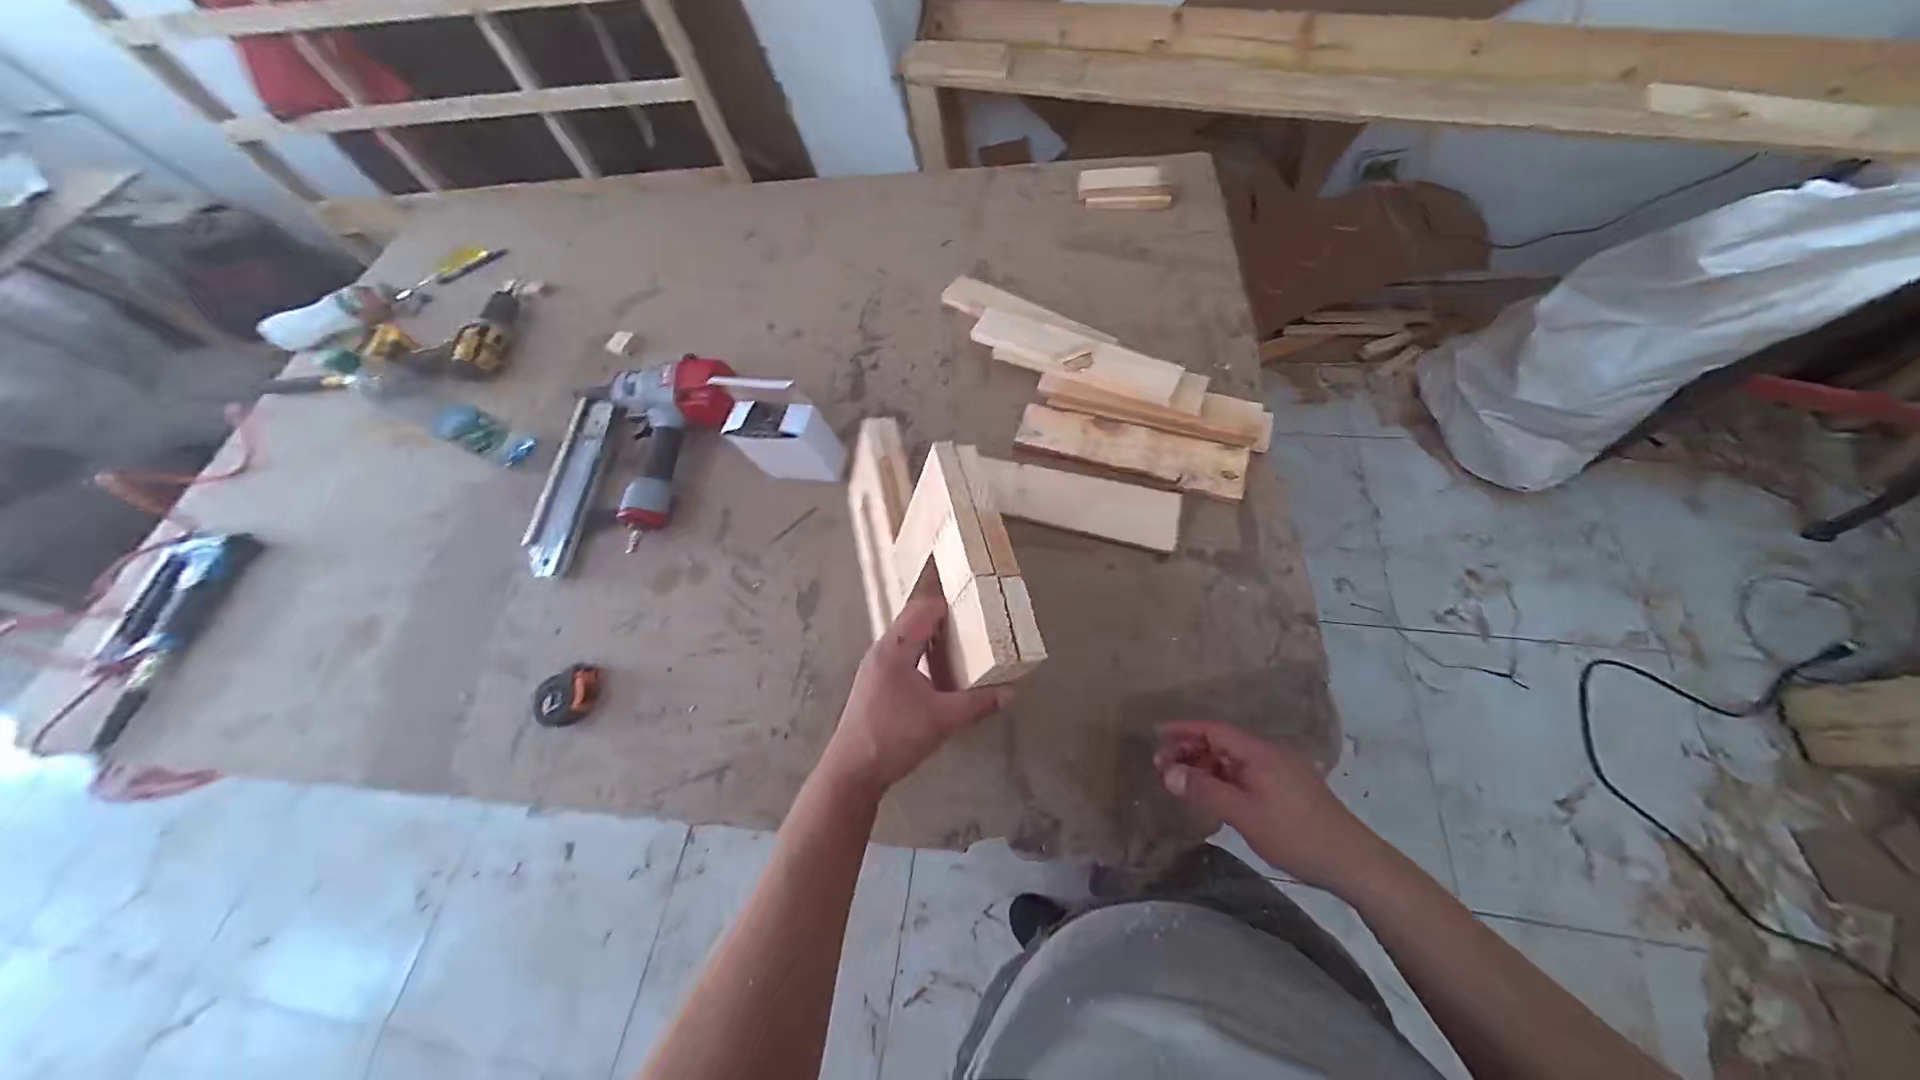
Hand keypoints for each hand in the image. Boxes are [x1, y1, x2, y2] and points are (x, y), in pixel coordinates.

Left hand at [819, 592, 1010, 797]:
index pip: (924, 610)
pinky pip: (901, 655)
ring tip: (961, 644)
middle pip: (913, 620)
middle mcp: (881, 650)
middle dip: (943, 618)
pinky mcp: (873, 683)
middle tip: (973, 621)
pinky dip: (921, 653)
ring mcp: (874, 667)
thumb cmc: (895, 738)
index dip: (950, 603)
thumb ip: (978, 703)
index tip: (975, 603)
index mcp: (895, 649)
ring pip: (906, 638)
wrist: (852, 771)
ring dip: (931, 637)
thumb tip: (1009, 692)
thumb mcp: (943, 720)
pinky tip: (937, 671)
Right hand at [1154, 719, 1380, 891]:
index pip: (1213, 729)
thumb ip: (1204, 791)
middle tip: (1162, 768)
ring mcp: (1280, 771)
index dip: (1182, 730)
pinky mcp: (1287, 788)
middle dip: (1189, 750)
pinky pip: (1245, 774)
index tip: (1155, 736)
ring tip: (1181, 784)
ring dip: (1204, 767)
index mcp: (1259, 752)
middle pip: (1221, 742)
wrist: (1353, 863)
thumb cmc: (1295, 834)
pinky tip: (1212, 796)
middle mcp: (1269, 754)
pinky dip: (1222, 779)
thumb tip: (1168, 773)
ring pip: (1232, 760)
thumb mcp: (1243, 814)